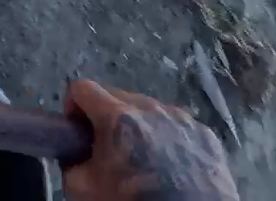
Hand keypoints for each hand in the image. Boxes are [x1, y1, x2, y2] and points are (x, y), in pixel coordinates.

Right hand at [63, 79, 238, 200]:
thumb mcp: (83, 188)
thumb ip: (69, 159)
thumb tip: (72, 150)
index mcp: (117, 117)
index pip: (81, 87)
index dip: (74, 106)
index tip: (78, 129)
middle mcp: (149, 109)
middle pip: (114, 95)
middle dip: (105, 115)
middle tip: (108, 147)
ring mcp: (181, 120)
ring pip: (146, 106)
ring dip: (136, 122)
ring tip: (143, 154)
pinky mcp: (206, 135)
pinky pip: (174, 122)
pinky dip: (165, 134)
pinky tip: (169, 161)